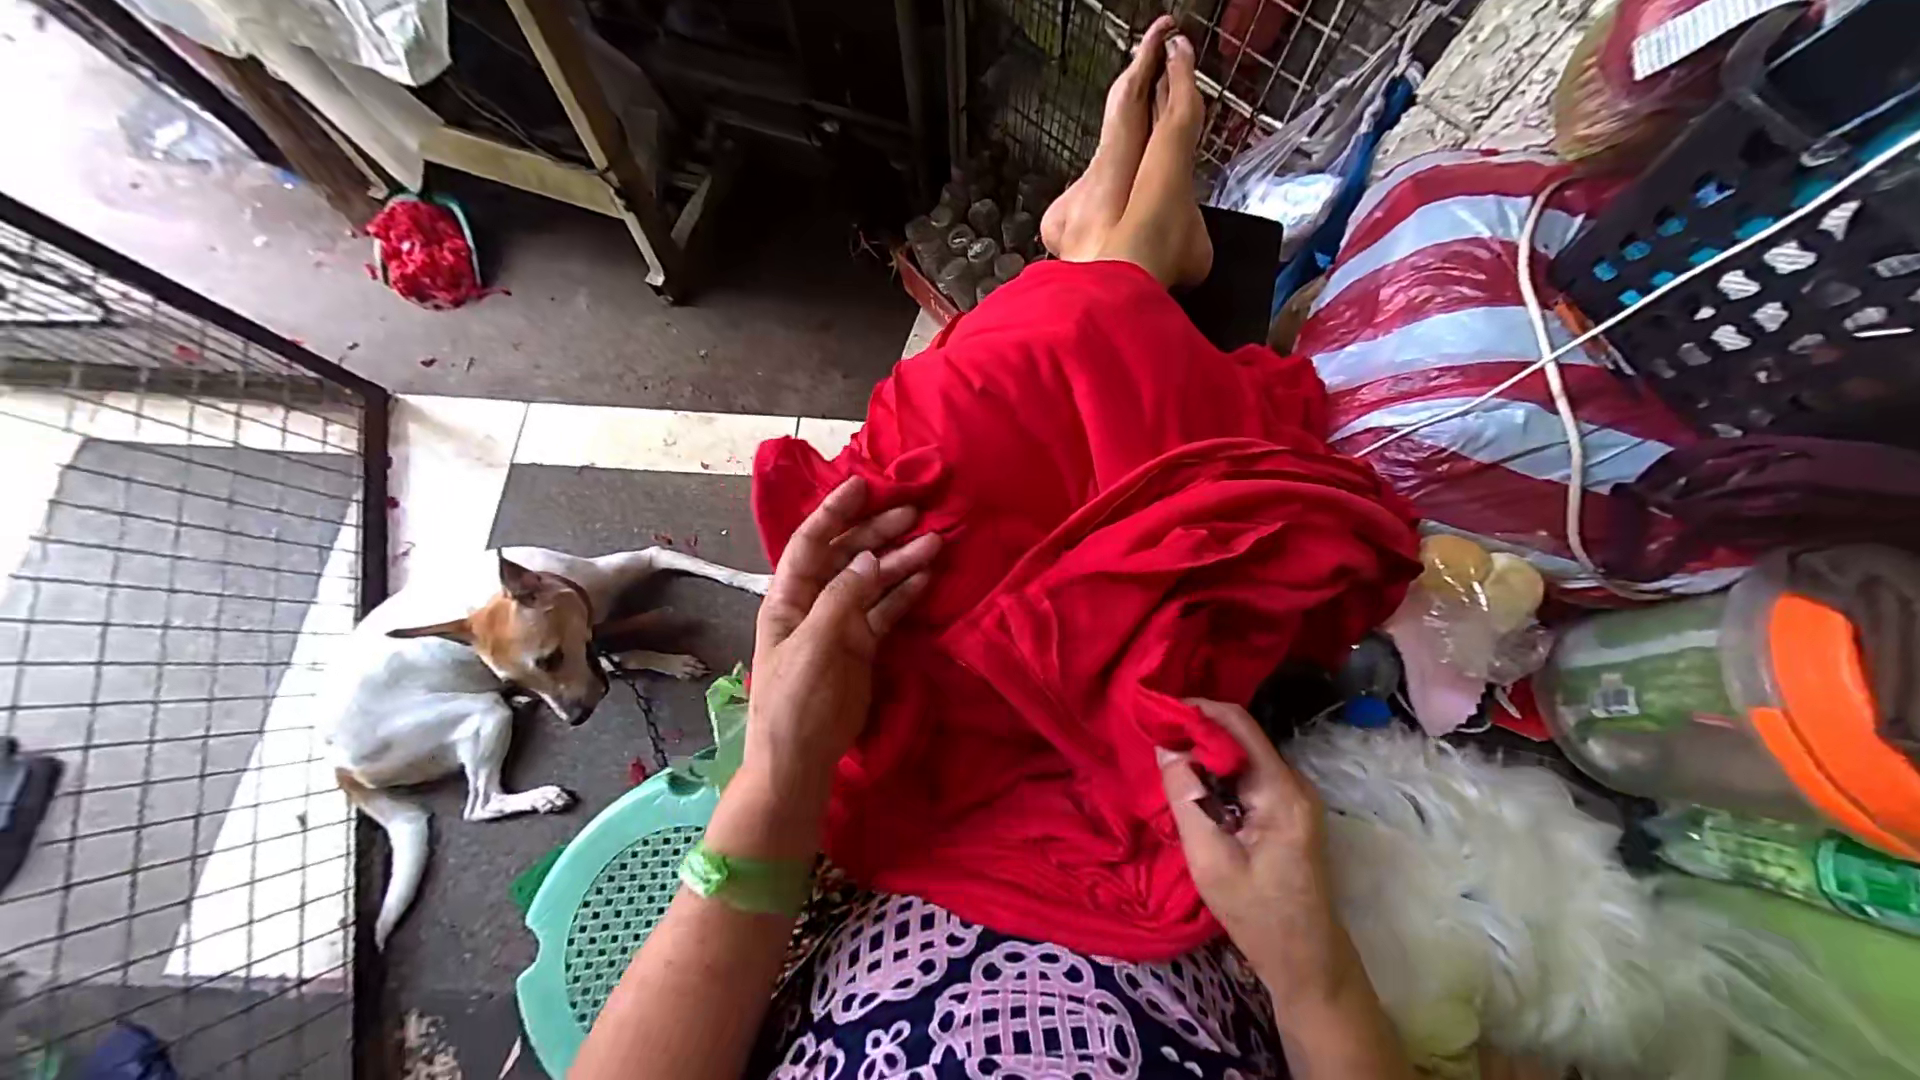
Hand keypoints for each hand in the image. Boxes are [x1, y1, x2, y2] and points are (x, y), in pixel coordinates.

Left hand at [745, 476, 939, 801]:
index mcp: (789, 597)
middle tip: (914, 513)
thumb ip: (843, 599)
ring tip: (935, 542)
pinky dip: (906, 592)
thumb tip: (873, 559)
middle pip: (849, 556)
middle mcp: (816, 601)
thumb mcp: (814, 646)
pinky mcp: (864, 643)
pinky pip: (887, 610)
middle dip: (878, 532)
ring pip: (874, 581)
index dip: (834, 513)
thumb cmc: (795, 700)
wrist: (801, 756)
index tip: (862, 486)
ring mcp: (842, 622)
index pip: (811, 543)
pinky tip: (928, 575)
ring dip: (901, 561)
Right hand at [1157, 699, 1344, 1000]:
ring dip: (1204, 752)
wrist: (1308, 961)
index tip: (1156, 718)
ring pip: (1241, 751)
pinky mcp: (1287, 806)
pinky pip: (1246, 771)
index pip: (1236, 723)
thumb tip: (1166, 747)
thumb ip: (1186, 798)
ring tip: (1168, 762)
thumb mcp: (1209, 859)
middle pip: (1239, 733)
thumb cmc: (1258, 915)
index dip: (1194, 712)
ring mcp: (1294, 793)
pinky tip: (1194, 787)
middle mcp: (1294, 781)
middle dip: (1195, 731)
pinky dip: (1217, 770)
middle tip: (1155, 742)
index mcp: (1281, 791)